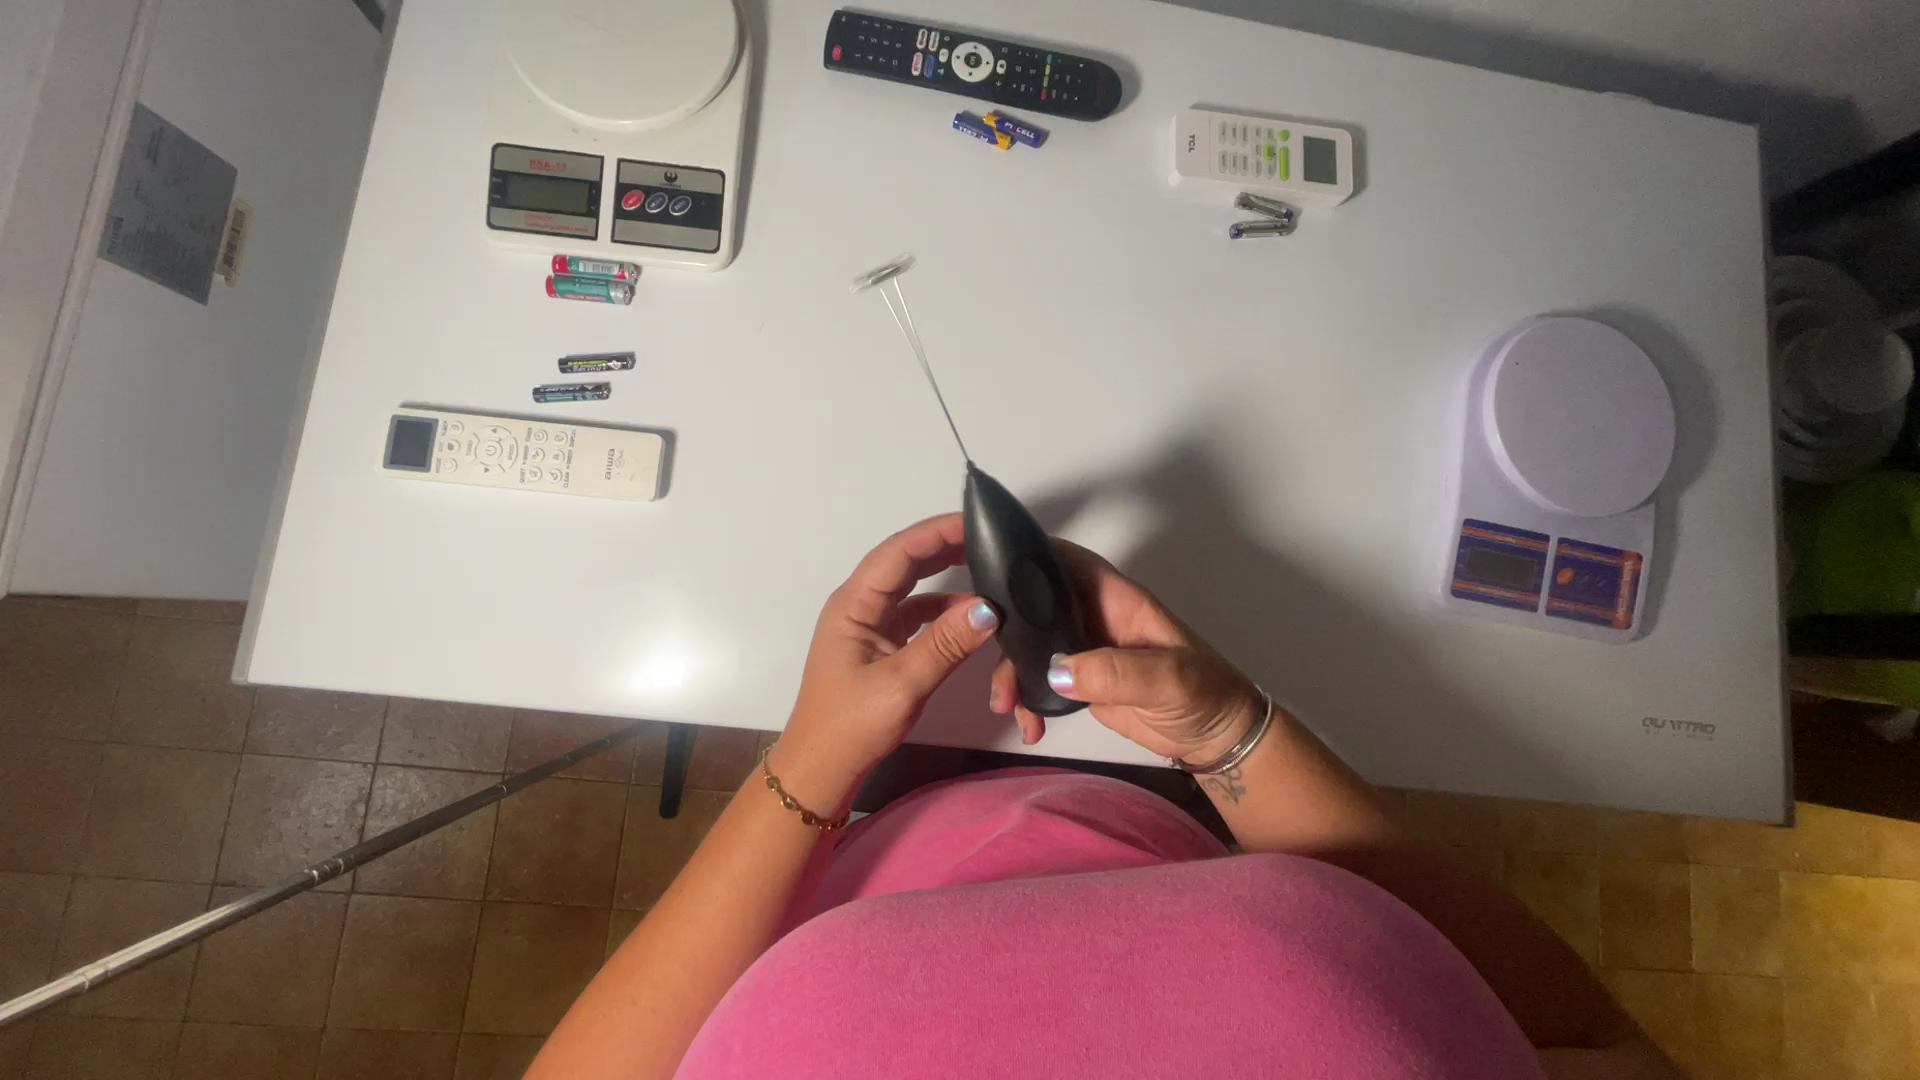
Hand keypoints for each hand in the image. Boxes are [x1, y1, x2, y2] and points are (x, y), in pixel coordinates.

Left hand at [775, 514, 1000, 803]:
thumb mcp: (901, 685)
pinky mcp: (882, 644)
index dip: (936, 532)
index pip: (898, 553)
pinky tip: (972, 614)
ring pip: (912, 585)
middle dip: (944, 544)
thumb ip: (945, 645)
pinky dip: (944, 609)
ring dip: (946, 573)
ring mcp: (871, 625)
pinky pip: (917, 613)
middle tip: (990, 536)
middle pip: (905, 561)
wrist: (822, 769)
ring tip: (987, 564)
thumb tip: (990, 608)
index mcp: (854, 605)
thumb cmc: (850, 726)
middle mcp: (860, 606)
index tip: (977, 523)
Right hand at [988, 541, 1262, 762]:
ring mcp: (1084, 651)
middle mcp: (1093, 618)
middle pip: (1036, 604)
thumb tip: (1055, 671)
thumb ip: (1114, 672)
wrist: (1217, 740)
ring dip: (1012, 670)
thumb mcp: (1167, 679)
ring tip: (1005, 703)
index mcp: (1116, 600)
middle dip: (1007, 624)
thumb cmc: (1204, 693)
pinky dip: (1027, 700)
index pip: (1068, 562)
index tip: (992, 566)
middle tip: (984, 652)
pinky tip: (1027, 724)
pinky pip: (1040, 682)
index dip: (1031, 554)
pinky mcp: (1079, 683)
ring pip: (1032, 647)